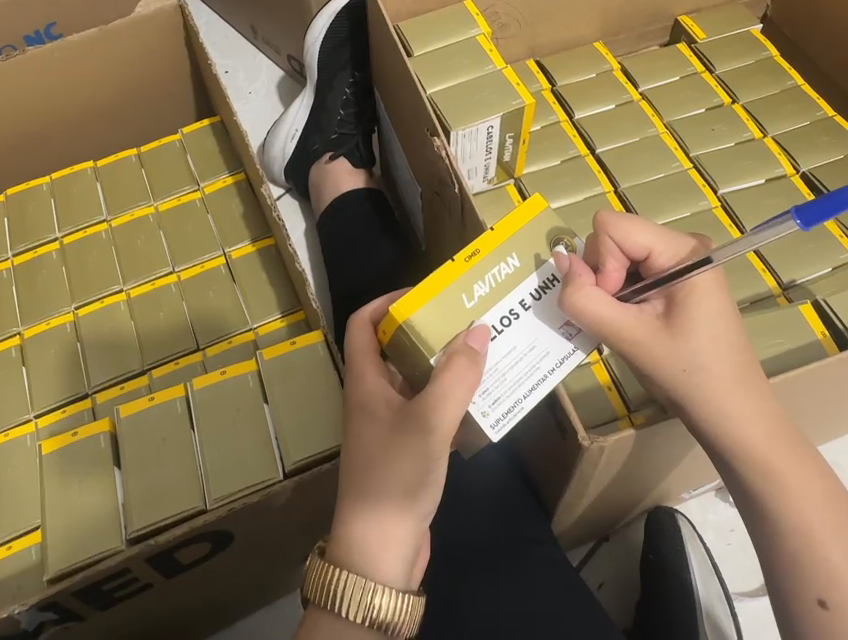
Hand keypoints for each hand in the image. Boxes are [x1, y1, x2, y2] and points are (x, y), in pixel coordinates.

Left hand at [326, 290, 489, 590]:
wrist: (379, 552)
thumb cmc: (395, 475)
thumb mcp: (429, 421)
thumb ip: (456, 375)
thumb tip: (478, 329)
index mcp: (365, 381)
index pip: (363, 323)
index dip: (387, 301)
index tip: (425, 294)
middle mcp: (373, 397)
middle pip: (394, 350)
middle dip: (429, 332)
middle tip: (468, 320)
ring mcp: (388, 426)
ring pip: (416, 383)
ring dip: (445, 367)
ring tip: (484, 353)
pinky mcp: (406, 452)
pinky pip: (429, 413)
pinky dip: (452, 403)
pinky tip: (484, 402)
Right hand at [555, 210, 769, 431]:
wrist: (732, 414)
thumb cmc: (688, 375)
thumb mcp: (628, 338)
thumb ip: (585, 299)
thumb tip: (560, 261)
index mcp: (681, 249)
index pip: (610, 227)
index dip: (600, 264)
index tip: (617, 305)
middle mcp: (681, 245)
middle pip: (612, 237)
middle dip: (602, 275)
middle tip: (621, 318)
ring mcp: (679, 261)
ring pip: (616, 254)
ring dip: (608, 288)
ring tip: (628, 323)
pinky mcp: (675, 278)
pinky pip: (629, 269)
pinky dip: (619, 294)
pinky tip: (633, 321)